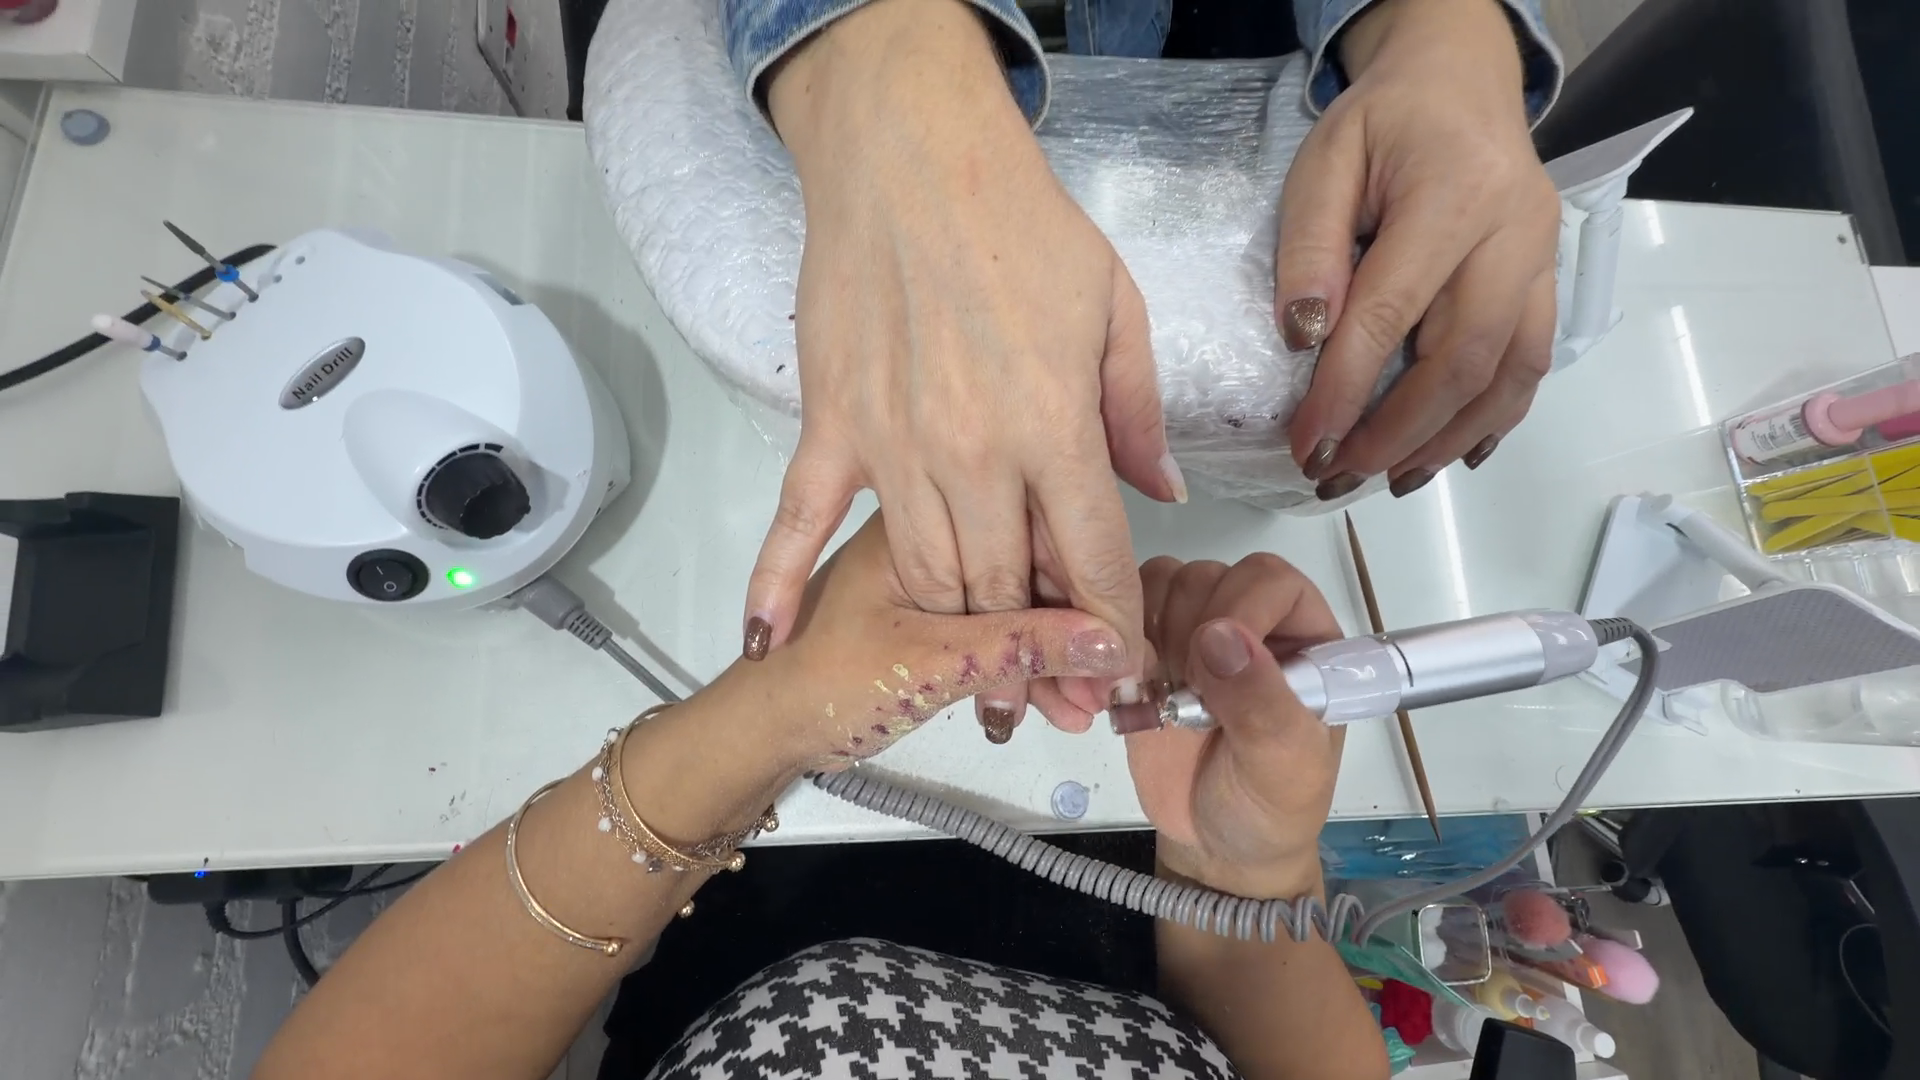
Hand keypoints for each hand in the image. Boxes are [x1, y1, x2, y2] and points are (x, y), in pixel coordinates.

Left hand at [731, 512, 1132, 771]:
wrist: (763, 724)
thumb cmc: (829, 680)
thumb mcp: (927, 663)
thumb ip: (1016, 647)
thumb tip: (1110, 645)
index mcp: (927, 516)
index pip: (1033, 540)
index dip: (1086, 599)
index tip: (1122, 657)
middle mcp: (938, 532)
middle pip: (1030, 575)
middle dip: (1074, 638)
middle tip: (1105, 698)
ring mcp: (936, 573)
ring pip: (1015, 605)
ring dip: (1050, 660)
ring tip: (1081, 713)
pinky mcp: (933, 612)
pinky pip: (993, 628)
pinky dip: (1020, 665)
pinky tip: (1052, 701)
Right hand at [744, 0, 1182, 737]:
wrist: (909, 157)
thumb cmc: (1021, 226)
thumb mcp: (1115, 307)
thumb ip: (1137, 414)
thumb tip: (1161, 495)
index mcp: (1053, 426)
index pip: (1090, 559)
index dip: (1109, 629)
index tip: (1115, 673)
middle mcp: (973, 456)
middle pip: (1005, 588)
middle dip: (1035, 658)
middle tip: (1049, 705)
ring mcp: (891, 449)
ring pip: (926, 576)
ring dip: (952, 640)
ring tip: (972, 689)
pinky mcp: (830, 429)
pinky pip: (802, 518)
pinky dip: (777, 581)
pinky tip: (764, 638)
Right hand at [1124, 554, 1344, 895]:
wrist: (1213, 844)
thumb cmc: (1267, 808)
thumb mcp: (1284, 770)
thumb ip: (1263, 705)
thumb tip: (1222, 635)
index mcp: (1302, 639)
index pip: (1270, 580)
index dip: (1237, 609)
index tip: (1212, 669)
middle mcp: (1247, 623)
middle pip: (1206, 576)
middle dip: (1186, 630)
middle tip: (1184, 693)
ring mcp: (1192, 634)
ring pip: (1159, 585)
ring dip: (1147, 632)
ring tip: (1155, 690)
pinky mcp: (1148, 652)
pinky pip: (1122, 612)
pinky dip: (1112, 639)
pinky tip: (1124, 686)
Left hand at [1278, 0, 1559, 500]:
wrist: (1457, 84)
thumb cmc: (1379, 125)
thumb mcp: (1322, 167)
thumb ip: (1310, 249)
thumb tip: (1304, 338)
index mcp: (1452, 196)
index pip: (1389, 317)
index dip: (1345, 392)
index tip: (1307, 445)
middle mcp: (1514, 234)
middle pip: (1462, 358)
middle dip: (1397, 432)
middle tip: (1339, 474)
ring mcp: (1542, 259)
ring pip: (1508, 372)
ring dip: (1446, 439)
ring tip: (1389, 480)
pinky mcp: (1546, 278)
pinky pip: (1532, 361)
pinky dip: (1494, 417)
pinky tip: (1451, 452)